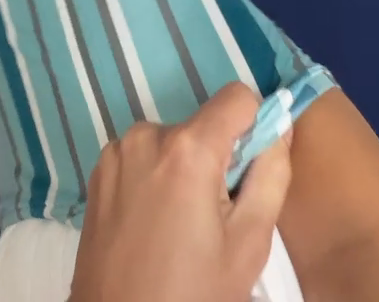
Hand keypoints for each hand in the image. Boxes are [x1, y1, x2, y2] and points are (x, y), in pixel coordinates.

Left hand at [70, 84, 292, 301]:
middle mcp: (147, 134)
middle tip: (214, 217)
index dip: (254, 126)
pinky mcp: (98, 169)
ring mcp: (117, 150)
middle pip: (203, 126)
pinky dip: (155, 177)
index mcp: (187, 148)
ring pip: (173, 142)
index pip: (237, 97)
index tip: (251, 168)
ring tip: (180, 225)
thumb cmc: (192, 292)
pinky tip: (152, 223)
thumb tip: (280, 126)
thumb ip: (272, 174)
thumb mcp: (249, 243)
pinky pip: (143, 156)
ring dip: (185, 169)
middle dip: (217, 159)